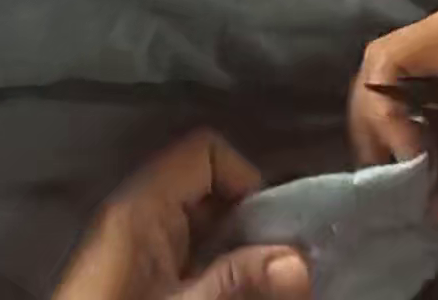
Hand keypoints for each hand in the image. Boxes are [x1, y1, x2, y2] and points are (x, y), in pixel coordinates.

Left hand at [53, 129, 311, 299]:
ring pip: (200, 221)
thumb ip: (236, 282)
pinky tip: (229, 291)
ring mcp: (136, 241)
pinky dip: (213, 267)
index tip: (271, 230)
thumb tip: (301, 262)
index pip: (205, 150)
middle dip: (247, 220)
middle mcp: (139, 208)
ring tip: (263, 285)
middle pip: (207, 185)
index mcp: (143, 201)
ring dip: (234, 249)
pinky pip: (186, 250)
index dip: (243, 178)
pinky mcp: (137, 270)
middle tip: (280, 267)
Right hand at [349, 2, 437, 218]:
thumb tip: (429, 207)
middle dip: (385, 127)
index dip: (382, 114)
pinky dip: (436, 137)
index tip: (411, 168)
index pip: (387, 62)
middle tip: (401, 185)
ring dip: (409, 135)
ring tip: (420, 186)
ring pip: (413, 89)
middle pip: (391, 73)